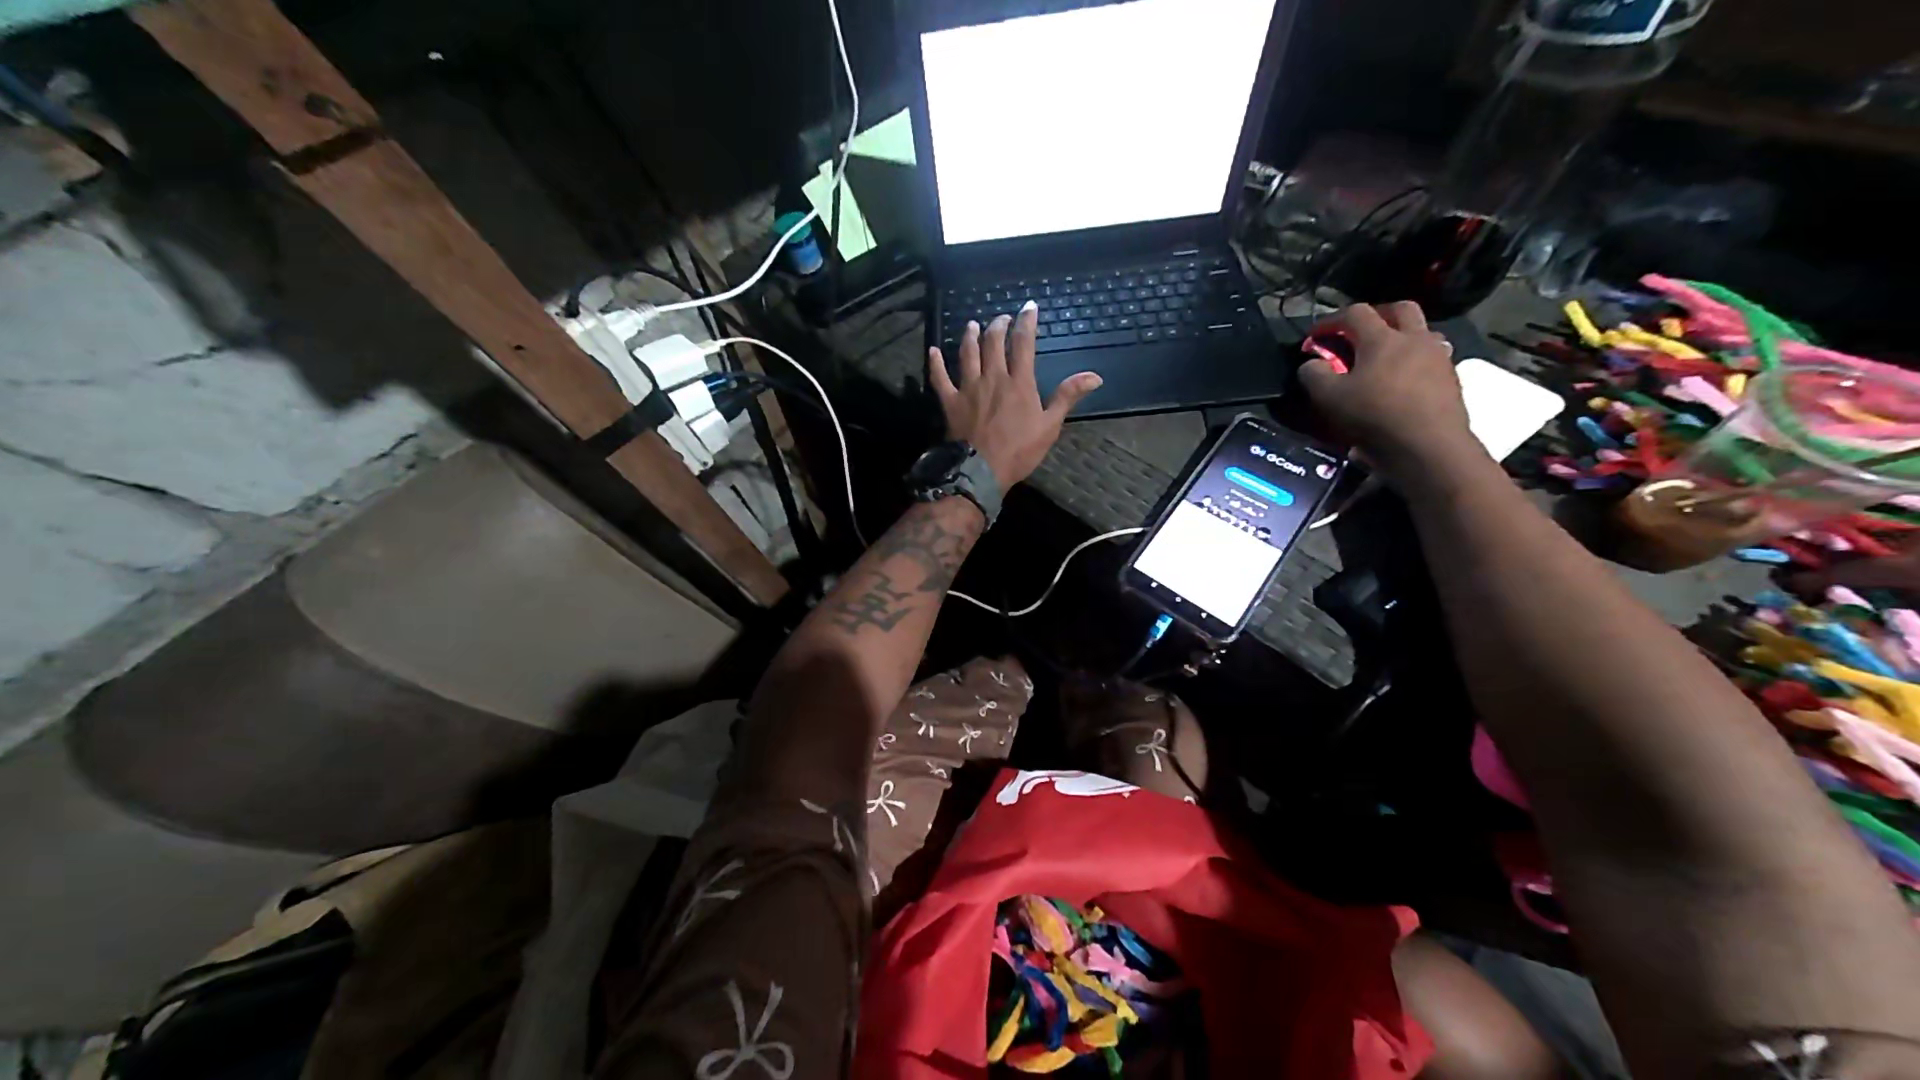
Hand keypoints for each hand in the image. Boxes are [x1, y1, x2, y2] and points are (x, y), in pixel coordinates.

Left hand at [929, 303, 1101, 487]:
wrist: (982, 470)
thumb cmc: (1019, 451)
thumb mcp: (1050, 426)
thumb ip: (1068, 396)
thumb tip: (1094, 376)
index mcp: (1019, 383)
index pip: (1024, 344)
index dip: (1027, 322)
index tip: (1029, 307)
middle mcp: (993, 378)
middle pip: (994, 343)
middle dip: (999, 326)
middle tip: (1002, 319)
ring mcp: (969, 388)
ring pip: (968, 354)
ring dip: (971, 336)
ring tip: (973, 325)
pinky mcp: (950, 402)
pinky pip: (940, 378)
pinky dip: (935, 363)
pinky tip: (933, 351)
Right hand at [1298, 302, 1475, 475]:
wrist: (1428, 447)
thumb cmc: (1374, 416)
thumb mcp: (1328, 398)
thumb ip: (1313, 375)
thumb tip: (1311, 364)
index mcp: (1382, 339)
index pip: (1354, 313)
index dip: (1330, 320)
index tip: (1314, 335)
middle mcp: (1415, 339)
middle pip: (1399, 309)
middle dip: (1376, 315)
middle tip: (1358, 332)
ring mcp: (1438, 357)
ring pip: (1422, 332)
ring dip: (1402, 336)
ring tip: (1385, 356)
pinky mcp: (1451, 379)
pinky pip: (1432, 358)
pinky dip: (1414, 361)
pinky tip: (1403, 381)